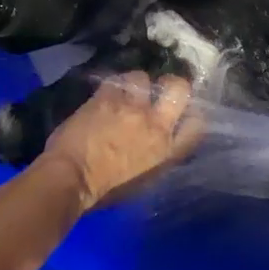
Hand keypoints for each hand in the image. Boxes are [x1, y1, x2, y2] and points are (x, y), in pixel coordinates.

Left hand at [38, 73, 204, 208]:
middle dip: (172, 84)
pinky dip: (110, 87)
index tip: (182, 111)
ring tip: (124, 91)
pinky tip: (104, 94)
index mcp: (168, 152)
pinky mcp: (107, 97)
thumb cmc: (106, 191)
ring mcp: (132, 107)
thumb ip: (157, 158)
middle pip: (178, 88)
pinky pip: (114, 81)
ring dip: (134, 83)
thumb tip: (157, 144)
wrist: (71, 178)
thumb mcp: (144, 180)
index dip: (193, 112)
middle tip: (160, 88)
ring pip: (142, 77)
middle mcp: (156, 124)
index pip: (197, 123)